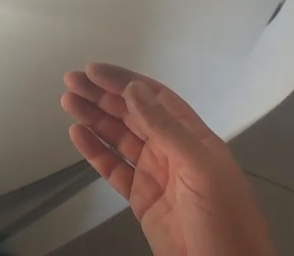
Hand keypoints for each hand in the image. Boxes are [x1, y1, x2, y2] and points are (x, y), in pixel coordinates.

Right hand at [62, 64, 275, 255]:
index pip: (156, 99)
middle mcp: (174, 153)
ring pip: (119, 137)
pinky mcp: (143, 199)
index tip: (94, 71)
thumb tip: (134, 88)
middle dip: (102, 96)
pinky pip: (114, 167)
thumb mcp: (202, 171)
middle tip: (72, 81)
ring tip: (68, 101)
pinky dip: (94, 150)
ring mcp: (157, 176)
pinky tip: (77, 134)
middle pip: (133, 114)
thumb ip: (167, 128)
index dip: (124, 81)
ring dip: (94, 117)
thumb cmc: (225, 223)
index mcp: (195, 141)